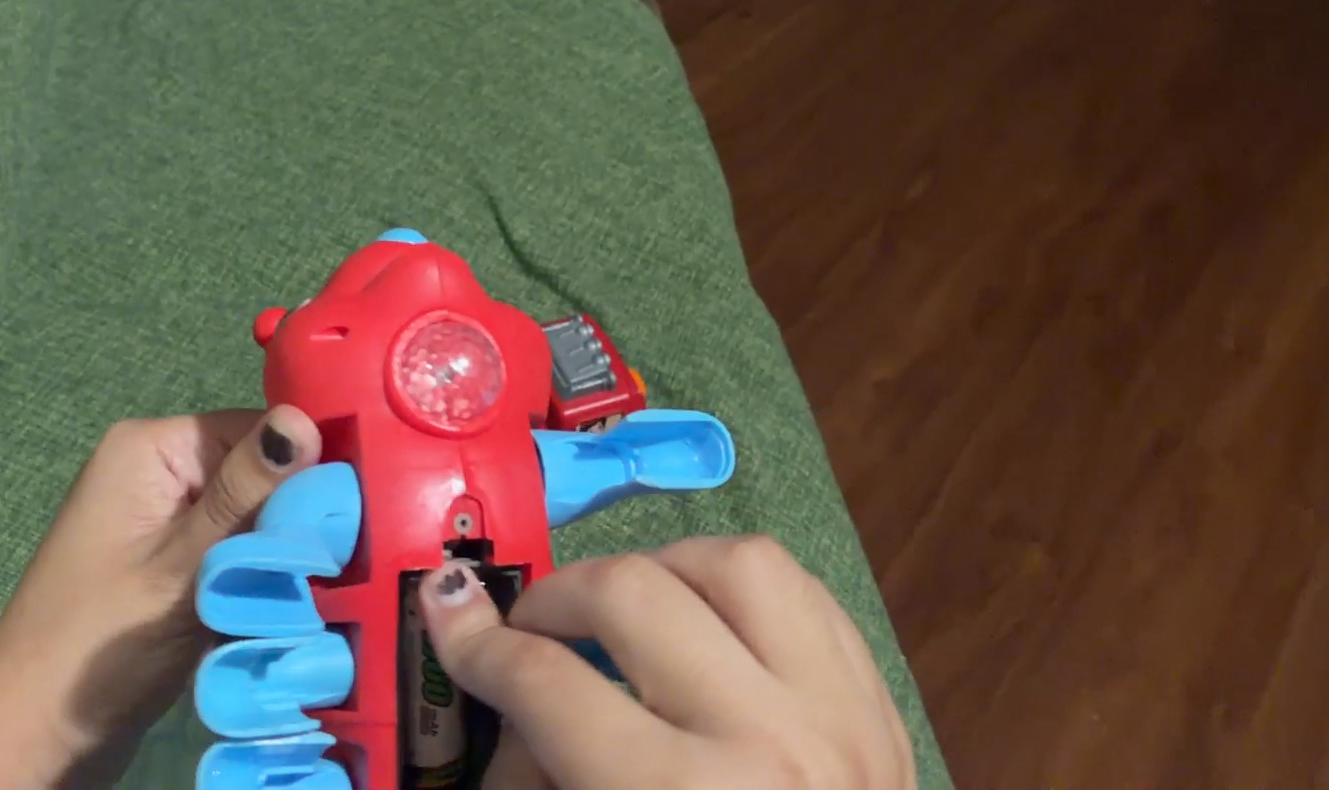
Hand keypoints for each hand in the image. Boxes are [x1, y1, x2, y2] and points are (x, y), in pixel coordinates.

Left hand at [0, 406, 321, 789]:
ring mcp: (162, 513)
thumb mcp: (183, 563)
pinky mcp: (171, 555)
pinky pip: (232, 540)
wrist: (28, 745)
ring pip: (249, 508)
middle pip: (254, 468)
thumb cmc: (101, 645)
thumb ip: (246, 491)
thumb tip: (303, 418)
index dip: (302, 464)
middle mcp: (157, 468)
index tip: (347, 507)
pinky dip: (258, 564)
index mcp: (150, 447)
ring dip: (277, 542)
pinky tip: (285, 589)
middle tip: (337, 548)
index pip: (254, 429)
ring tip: (315, 574)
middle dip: (291, 509)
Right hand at [419, 536, 914, 789]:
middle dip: (560, 595)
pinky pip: (798, 585)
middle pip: (633, 595)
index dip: (481, 644)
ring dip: (664, 565)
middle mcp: (770, 747)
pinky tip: (706, 610)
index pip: (551, 686)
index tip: (450, 611)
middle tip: (538, 624)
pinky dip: (736, 580)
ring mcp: (841, 713)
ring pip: (734, 561)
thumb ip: (539, 773)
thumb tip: (505, 676)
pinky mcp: (877, 701)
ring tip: (632, 601)